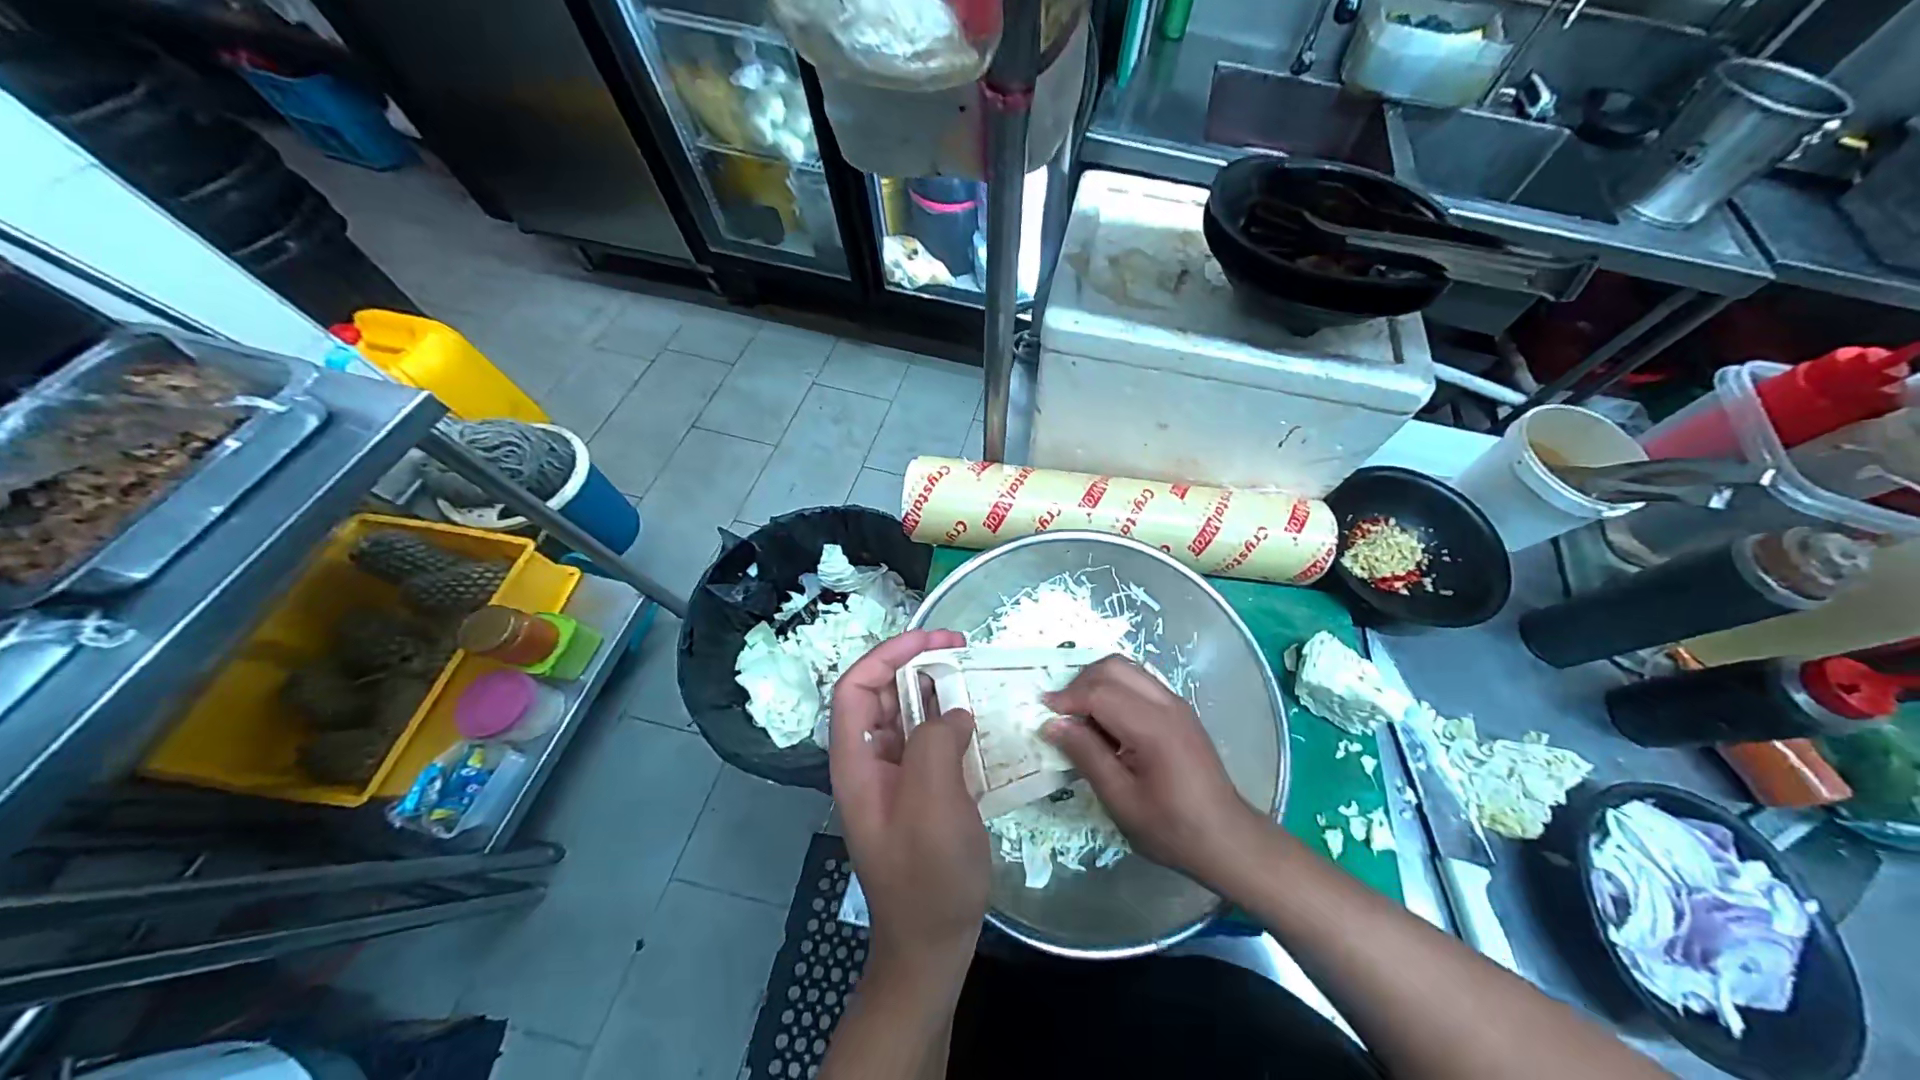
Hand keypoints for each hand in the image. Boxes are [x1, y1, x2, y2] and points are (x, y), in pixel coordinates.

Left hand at [829, 630, 988, 976]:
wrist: (932, 944)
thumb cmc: (927, 878)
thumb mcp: (931, 804)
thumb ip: (935, 742)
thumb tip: (952, 711)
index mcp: (855, 762)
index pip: (855, 687)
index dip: (888, 654)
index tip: (934, 640)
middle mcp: (869, 763)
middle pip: (881, 695)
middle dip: (916, 664)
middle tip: (961, 649)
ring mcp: (895, 779)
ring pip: (907, 716)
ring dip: (936, 691)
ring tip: (973, 676)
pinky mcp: (920, 793)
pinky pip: (930, 742)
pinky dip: (951, 722)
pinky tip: (980, 721)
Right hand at [1042, 655, 1271, 887]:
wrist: (1226, 838)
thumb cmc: (1171, 827)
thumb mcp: (1120, 800)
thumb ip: (1086, 755)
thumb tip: (1052, 724)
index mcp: (1153, 727)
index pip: (1099, 692)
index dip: (1066, 698)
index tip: (1043, 715)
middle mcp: (1167, 703)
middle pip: (1113, 667)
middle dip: (1079, 683)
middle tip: (1060, 714)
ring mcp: (1176, 703)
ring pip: (1126, 669)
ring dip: (1096, 683)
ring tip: (1079, 716)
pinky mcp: (1178, 710)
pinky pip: (1138, 682)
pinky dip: (1114, 689)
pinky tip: (1105, 721)